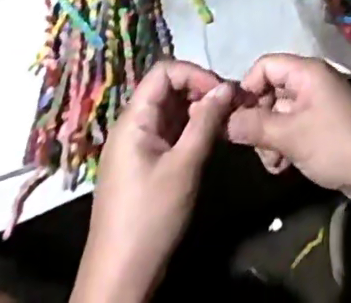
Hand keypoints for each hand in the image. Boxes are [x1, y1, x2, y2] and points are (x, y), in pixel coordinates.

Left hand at [75, 61, 235, 302]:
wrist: (119, 278)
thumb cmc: (150, 218)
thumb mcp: (184, 167)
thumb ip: (206, 122)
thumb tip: (226, 86)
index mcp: (133, 120)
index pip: (164, 72)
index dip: (195, 74)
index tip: (222, 92)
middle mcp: (132, 126)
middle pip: (167, 89)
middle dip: (200, 90)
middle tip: (232, 106)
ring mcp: (136, 146)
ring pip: (170, 111)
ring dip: (198, 110)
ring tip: (226, 122)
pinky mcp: (143, 164)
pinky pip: (169, 132)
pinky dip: (190, 129)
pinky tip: (211, 140)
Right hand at [225, 54, 350, 204]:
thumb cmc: (334, 144)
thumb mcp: (289, 136)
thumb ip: (254, 126)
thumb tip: (224, 122)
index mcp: (307, 72)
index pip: (265, 65)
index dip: (247, 88)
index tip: (236, 116)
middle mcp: (311, 81)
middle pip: (269, 91)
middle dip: (258, 121)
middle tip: (255, 146)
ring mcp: (316, 103)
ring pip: (277, 113)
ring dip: (269, 138)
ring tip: (274, 163)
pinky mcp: (320, 124)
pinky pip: (291, 126)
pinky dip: (283, 144)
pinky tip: (282, 166)